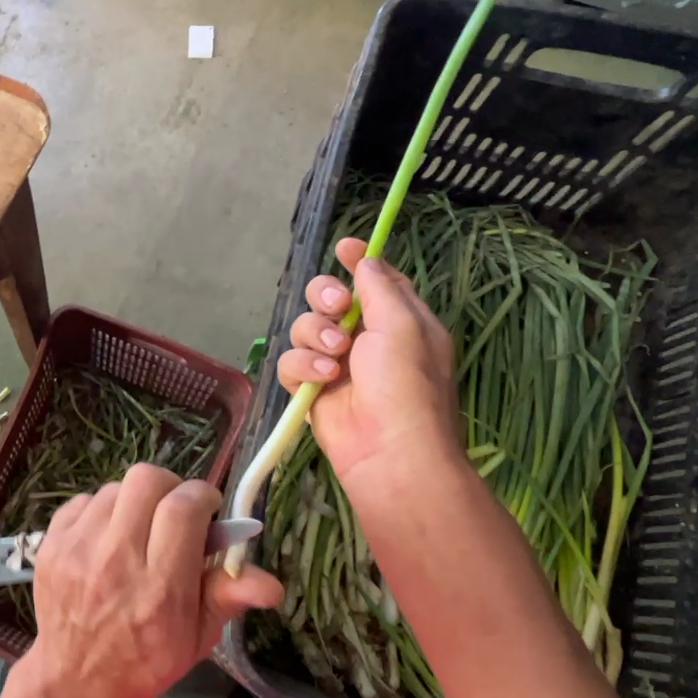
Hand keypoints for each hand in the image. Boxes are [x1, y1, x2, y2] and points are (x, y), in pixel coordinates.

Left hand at [24, 464, 281, 697]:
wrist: (74, 681)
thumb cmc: (145, 660)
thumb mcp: (197, 637)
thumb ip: (228, 597)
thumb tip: (272, 583)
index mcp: (160, 587)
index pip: (182, 508)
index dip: (201, 496)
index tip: (207, 508)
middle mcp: (116, 560)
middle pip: (146, 480)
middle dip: (169, 487)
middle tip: (174, 512)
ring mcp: (77, 549)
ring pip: (115, 488)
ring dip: (134, 502)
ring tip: (139, 530)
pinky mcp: (50, 544)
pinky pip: (83, 501)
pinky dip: (101, 512)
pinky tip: (107, 539)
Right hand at [276, 237, 457, 485]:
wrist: (388, 450)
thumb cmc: (407, 384)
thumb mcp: (403, 325)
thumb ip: (379, 287)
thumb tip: (364, 260)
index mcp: (399, 321)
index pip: (375, 280)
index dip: (358, 260)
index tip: (343, 247)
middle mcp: (366, 338)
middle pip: (328, 298)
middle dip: (325, 297)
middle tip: (337, 309)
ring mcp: (336, 364)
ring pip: (304, 328)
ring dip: (316, 336)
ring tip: (334, 358)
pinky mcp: (311, 388)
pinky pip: (290, 362)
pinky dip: (303, 367)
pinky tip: (321, 380)